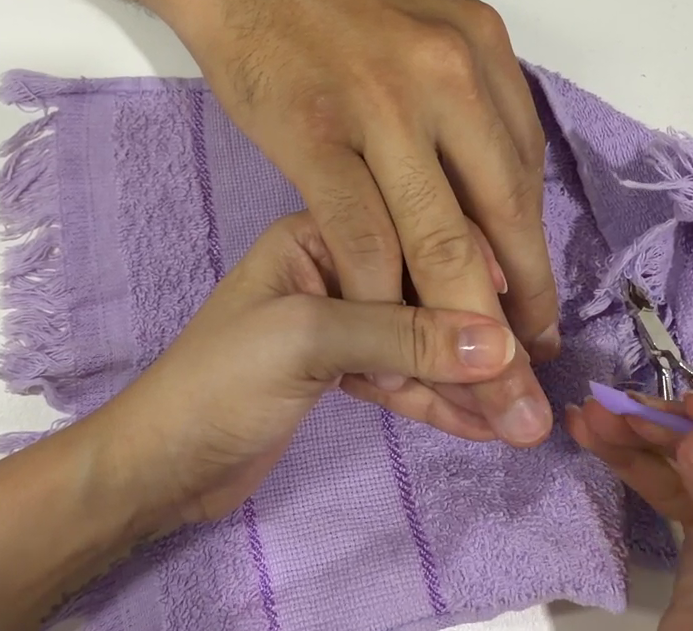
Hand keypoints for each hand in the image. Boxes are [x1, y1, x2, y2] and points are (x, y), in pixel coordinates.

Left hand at [87, 213, 519, 530]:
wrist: (162, 462)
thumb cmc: (220, 382)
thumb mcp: (306, 342)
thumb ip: (401, 338)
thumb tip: (500, 345)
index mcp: (321, 230)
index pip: (416, 238)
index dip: (472, 283)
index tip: (524, 333)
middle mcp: (339, 264)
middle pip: (427, 293)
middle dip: (478, 344)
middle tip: (530, 397)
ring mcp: (343, 318)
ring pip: (422, 340)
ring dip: (468, 382)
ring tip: (521, 424)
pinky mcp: (344, 366)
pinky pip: (406, 374)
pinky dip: (442, 399)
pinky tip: (483, 423)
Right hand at [168, 0, 557, 448]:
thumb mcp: (421, 19)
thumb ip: (463, 96)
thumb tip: (484, 189)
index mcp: (479, 44)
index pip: (523, 169)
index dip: (534, 249)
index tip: (536, 302)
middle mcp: (446, 75)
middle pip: (498, 214)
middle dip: (520, 301)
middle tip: (529, 365)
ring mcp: (380, 107)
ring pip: (437, 238)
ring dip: (460, 318)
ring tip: (476, 373)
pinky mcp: (314, 137)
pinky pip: (363, 237)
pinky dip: (379, 297)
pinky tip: (386, 334)